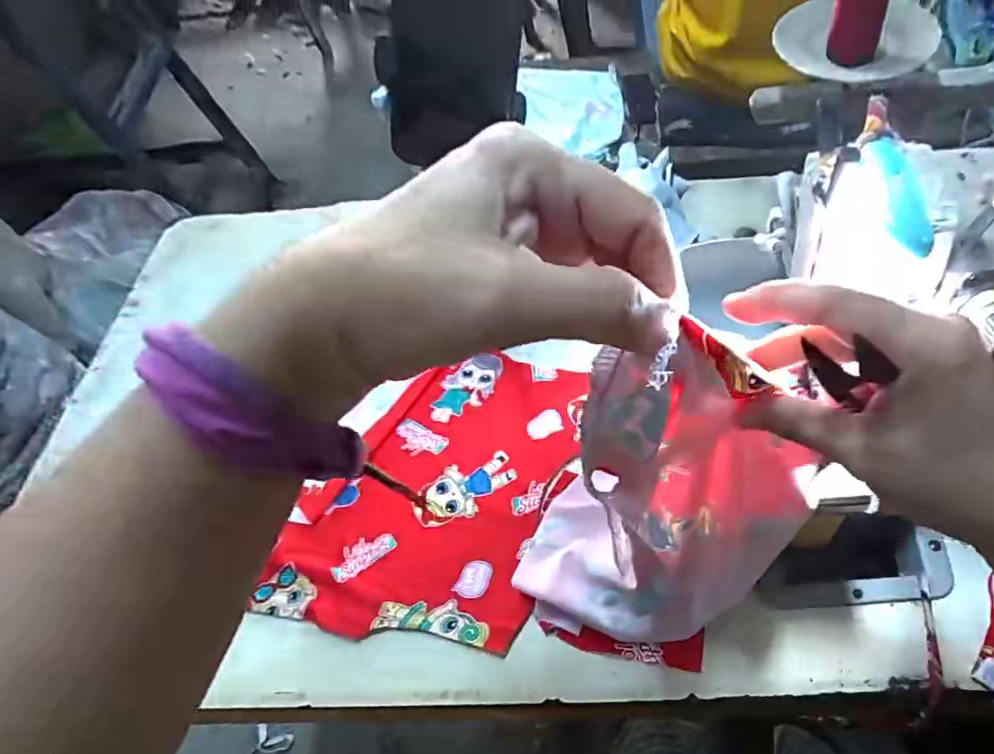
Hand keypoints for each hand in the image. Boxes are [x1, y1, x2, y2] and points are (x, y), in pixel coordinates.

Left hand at [200, 124, 680, 420]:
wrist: (323, 324)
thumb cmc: (414, 294)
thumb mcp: (514, 297)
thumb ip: (601, 305)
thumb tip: (669, 329)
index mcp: (535, 163)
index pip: (633, 213)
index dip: (661, 273)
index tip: (669, 336)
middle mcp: (530, 181)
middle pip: (617, 235)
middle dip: (639, 290)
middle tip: (650, 351)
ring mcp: (514, 219)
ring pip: (593, 261)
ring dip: (615, 304)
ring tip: (627, 350)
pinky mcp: (500, 257)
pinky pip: (564, 280)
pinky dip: (585, 310)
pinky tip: (590, 339)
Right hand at [725, 281, 993, 548]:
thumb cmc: (945, 482)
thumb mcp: (865, 452)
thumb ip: (800, 422)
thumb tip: (742, 410)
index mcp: (922, 338)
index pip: (837, 303)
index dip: (778, 302)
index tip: (733, 305)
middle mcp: (935, 326)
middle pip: (848, 320)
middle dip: (793, 342)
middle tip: (746, 365)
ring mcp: (944, 344)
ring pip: (864, 340)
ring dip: (819, 362)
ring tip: (775, 385)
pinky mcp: (945, 365)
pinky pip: (884, 358)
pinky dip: (848, 376)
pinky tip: (822, 397)